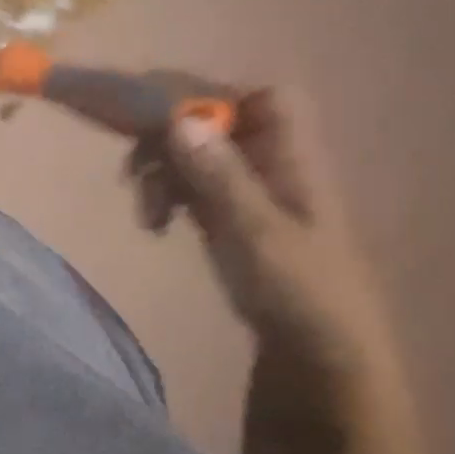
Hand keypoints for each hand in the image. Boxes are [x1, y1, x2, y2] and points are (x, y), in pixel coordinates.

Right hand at [158, 92, 391, 365]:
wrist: (320, 356)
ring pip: (194, 153)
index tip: (168, 123)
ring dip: (159, 170)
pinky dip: (165, 193)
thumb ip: (219, 175)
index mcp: (294, 160)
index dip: (218, 97)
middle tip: (134, 171)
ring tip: (146, 212)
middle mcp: (272, 165)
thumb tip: (180, 118)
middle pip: (216, 121)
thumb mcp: (256, 232)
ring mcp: (249, 191)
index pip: (266, 98)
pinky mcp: (229, 217)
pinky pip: (189, 183)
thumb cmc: (299, 292)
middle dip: (168, 138)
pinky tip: (154, 224)